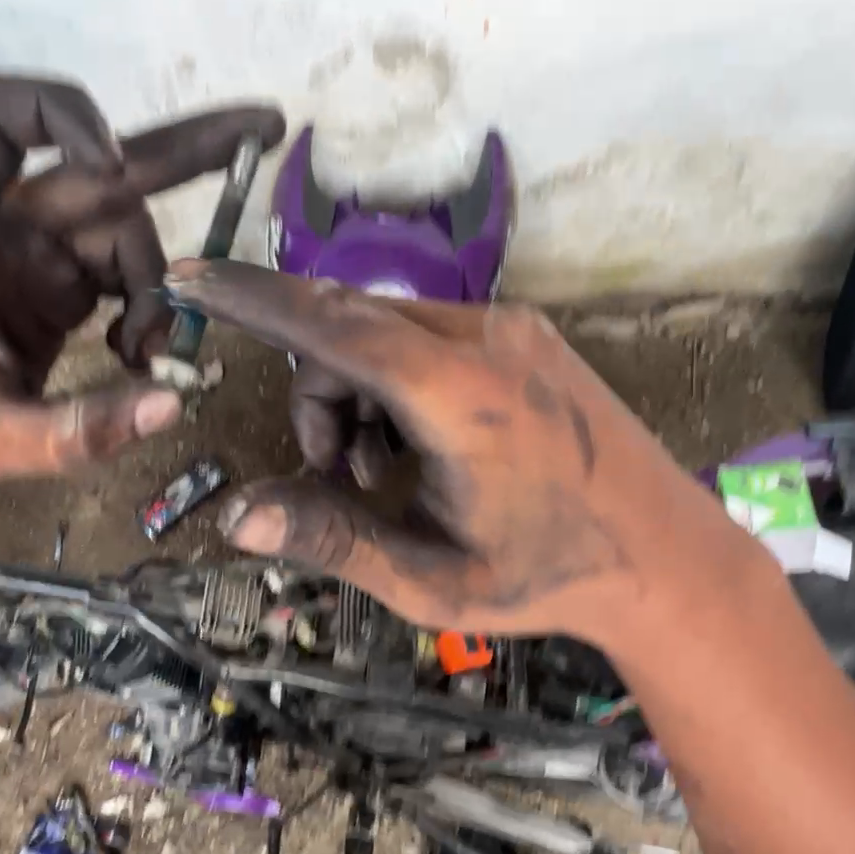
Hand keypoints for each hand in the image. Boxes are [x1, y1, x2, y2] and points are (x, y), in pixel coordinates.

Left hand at [0, 77, 284, 494]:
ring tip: (149, 353)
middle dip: (182, 153)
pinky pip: (124, 273)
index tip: (116, 164)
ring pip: (124, 231)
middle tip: (264, 128)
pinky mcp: (59, 283)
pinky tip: (136, 354)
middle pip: (99, 167)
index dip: (62, 115)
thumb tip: (173, 404)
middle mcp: (3, 223)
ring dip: (156, 287)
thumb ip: (81, 429)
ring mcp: (36, 251)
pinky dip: (146, 307)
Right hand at [166, 259, 768, 643]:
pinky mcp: (520, 335)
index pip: (331, 323)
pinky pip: (419, 336)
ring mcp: (508, 328)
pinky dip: (391, 385)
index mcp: (458, 396)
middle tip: (340, 481)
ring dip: (354, 398)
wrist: (666, 556)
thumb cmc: (544, 578)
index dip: (250, 298)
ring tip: (384, 474)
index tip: (188, 275)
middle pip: (345, 331)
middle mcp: (483, 337)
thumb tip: (233, 516)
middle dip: (317, 402)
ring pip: (379, 332)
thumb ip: (327, 537)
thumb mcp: (424, 578)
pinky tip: (419, 445)